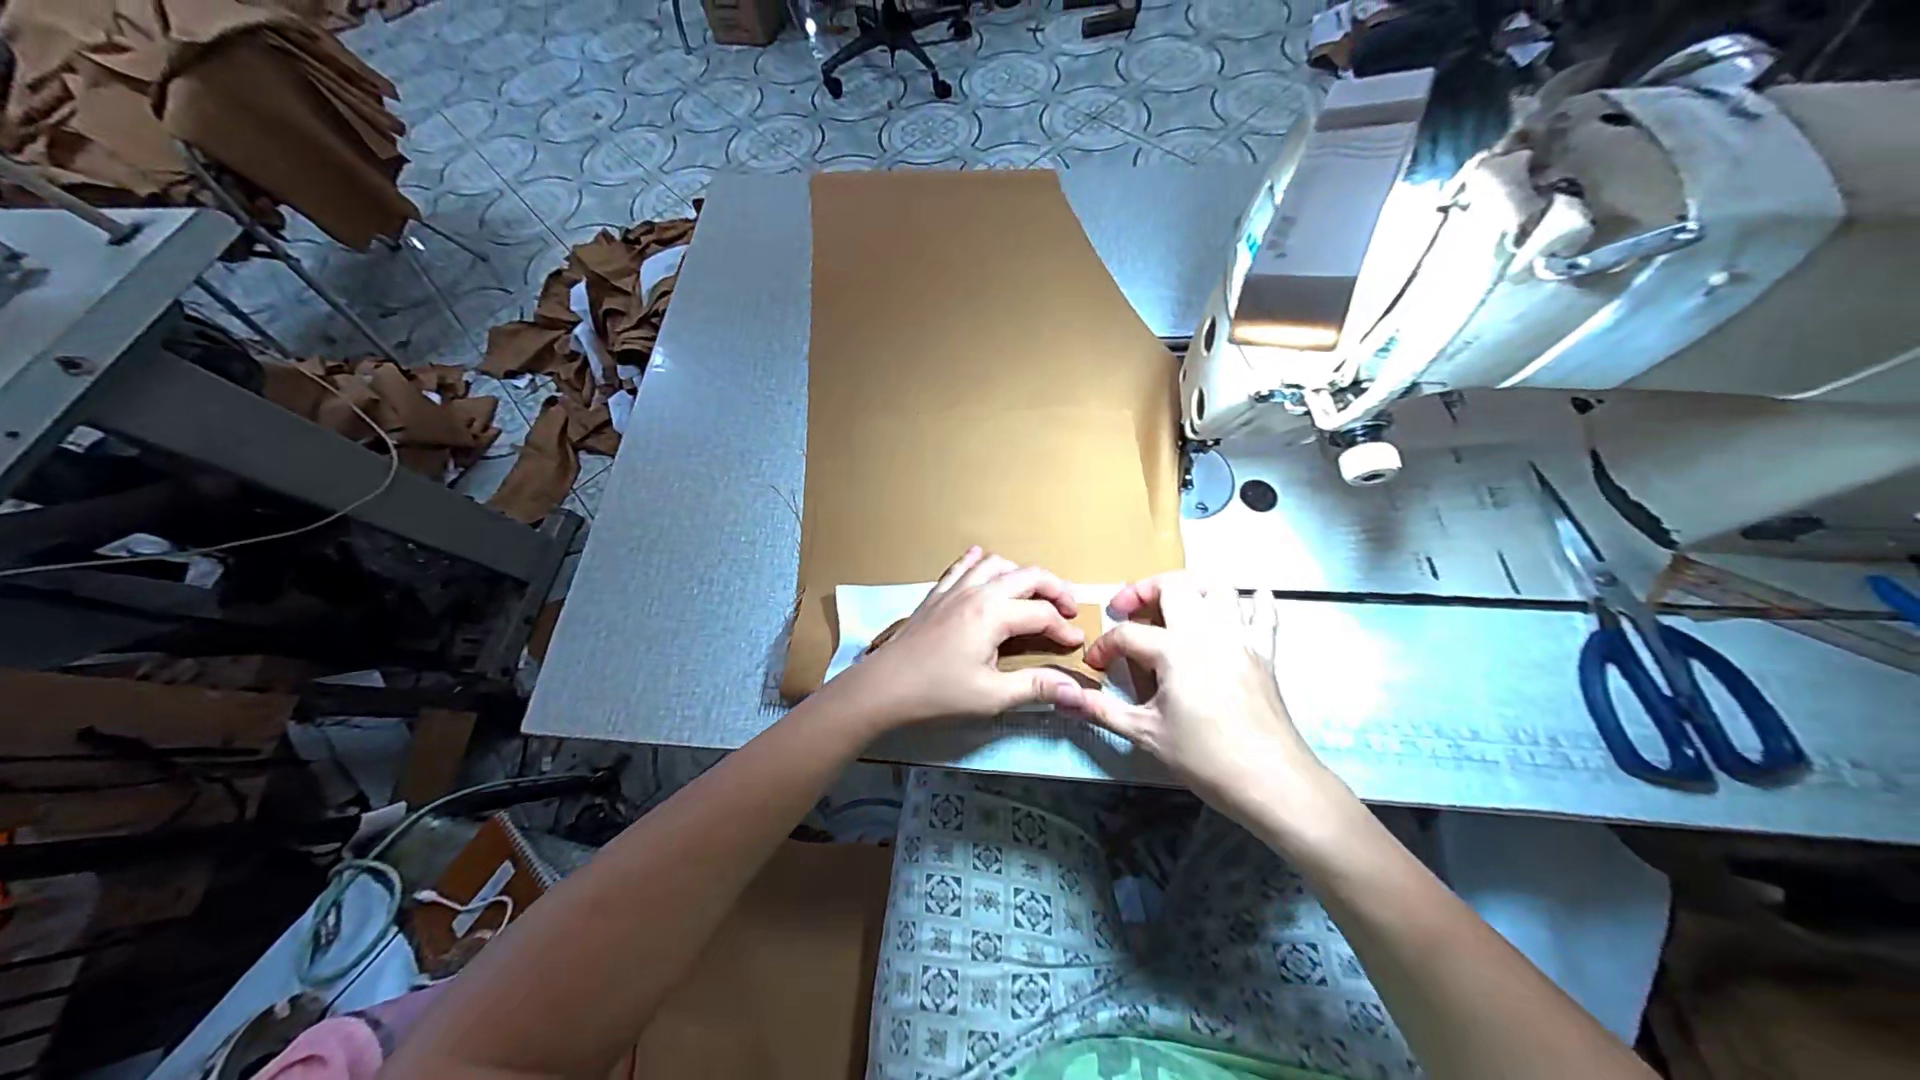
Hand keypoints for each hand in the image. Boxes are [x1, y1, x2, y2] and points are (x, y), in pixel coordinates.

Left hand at [829, 547, 1087, 728]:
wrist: (884, 687)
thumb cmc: (937, 693)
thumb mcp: (991, 696)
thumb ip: (1035, 687)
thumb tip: (1075, 690)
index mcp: (993, 615)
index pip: (1042, 614)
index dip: (1064, 628)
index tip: (1076, 643)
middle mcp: (976, 592)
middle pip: (1027, 575)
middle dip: (1055, 589)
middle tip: (1068, 609)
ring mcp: (953, 589)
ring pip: (996, 564)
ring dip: (1021, 574)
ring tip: (1033, 593)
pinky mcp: (936, 594)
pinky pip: (962, 566)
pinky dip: (979, 562)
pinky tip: (983, 561)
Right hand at [1049, 572, 1338, 815]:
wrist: (1271, 780)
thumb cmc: (1205, 757)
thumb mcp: (1145, 733)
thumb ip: (1101, 709)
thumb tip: (1063, 699)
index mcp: (1174, 649)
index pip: (1127, 634)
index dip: (1104, 647)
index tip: (1095, 666)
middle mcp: (1207, 630)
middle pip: (1173, 586)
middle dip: (1143, 591)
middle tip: (1126, 611)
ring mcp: (1240, 636)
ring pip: (1217, 586)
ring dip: (1190, 587)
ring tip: (1171, 604)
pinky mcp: (1264, 650)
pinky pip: (1263, 611)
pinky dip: (1251, 600)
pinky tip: (1239, 605)